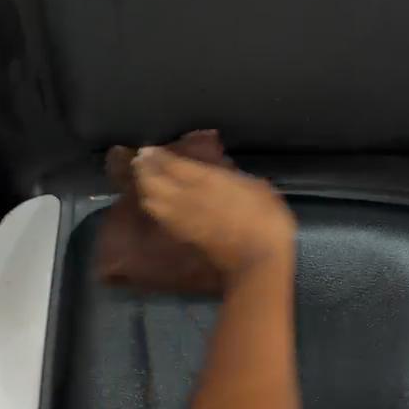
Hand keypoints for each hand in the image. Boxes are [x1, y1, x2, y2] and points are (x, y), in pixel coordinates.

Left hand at [133, 146, 296, 277]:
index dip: (156, 156)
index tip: (147, 149)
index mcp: (207, 181)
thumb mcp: (255, 186)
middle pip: (153, 182)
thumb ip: (231, 178)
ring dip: (145, 188)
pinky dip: (153, 205)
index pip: (172, 165)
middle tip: (141, 160)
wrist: (259, 258)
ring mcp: (182, 218)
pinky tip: (155, 201)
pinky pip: (160, 216)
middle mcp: (187, 197)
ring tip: (145, 179)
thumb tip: (219, 175)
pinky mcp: (184, 234)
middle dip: (144, 170)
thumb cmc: (266, 218)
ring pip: (151, 200)